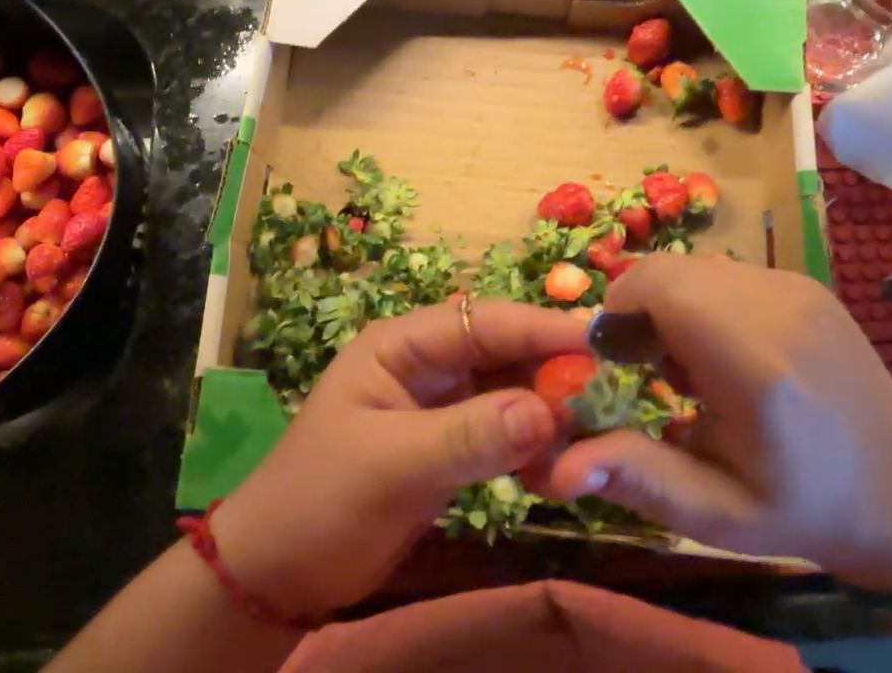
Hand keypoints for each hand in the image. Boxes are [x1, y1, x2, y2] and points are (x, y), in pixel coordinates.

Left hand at [208, 299, 584, 618]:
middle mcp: (425, 364)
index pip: (481, 320)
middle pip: (502, 351)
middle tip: (612, 394)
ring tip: (598, 430)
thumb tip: (548, 410)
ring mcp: (439, 406)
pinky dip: (533, 444)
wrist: (279, 572)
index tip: (599, 343)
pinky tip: (562, 463)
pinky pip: (503, 431)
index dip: (540, 328)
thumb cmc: (321, 501)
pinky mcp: (449, 446)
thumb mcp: (392, 464)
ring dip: (549, 409)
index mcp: (400, 345)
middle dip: (552, 369)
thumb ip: (468, 435)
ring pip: (508, 390)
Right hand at [541, 255, 891, 593]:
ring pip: (694, 266)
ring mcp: (799, 289)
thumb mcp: (716, 514)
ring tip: (686, 367)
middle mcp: (779, 308)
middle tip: (645, 370)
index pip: (657, 287)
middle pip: (668, 270)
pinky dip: (702, 300)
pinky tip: (721, 353)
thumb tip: (555, 468)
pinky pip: (726, 272)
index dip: (616, 313)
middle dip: (636, 309)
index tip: (615, 365)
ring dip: (669, 304)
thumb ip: (637, 477)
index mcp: (756, 365)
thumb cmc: (804, 510)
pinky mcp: (809, 285)